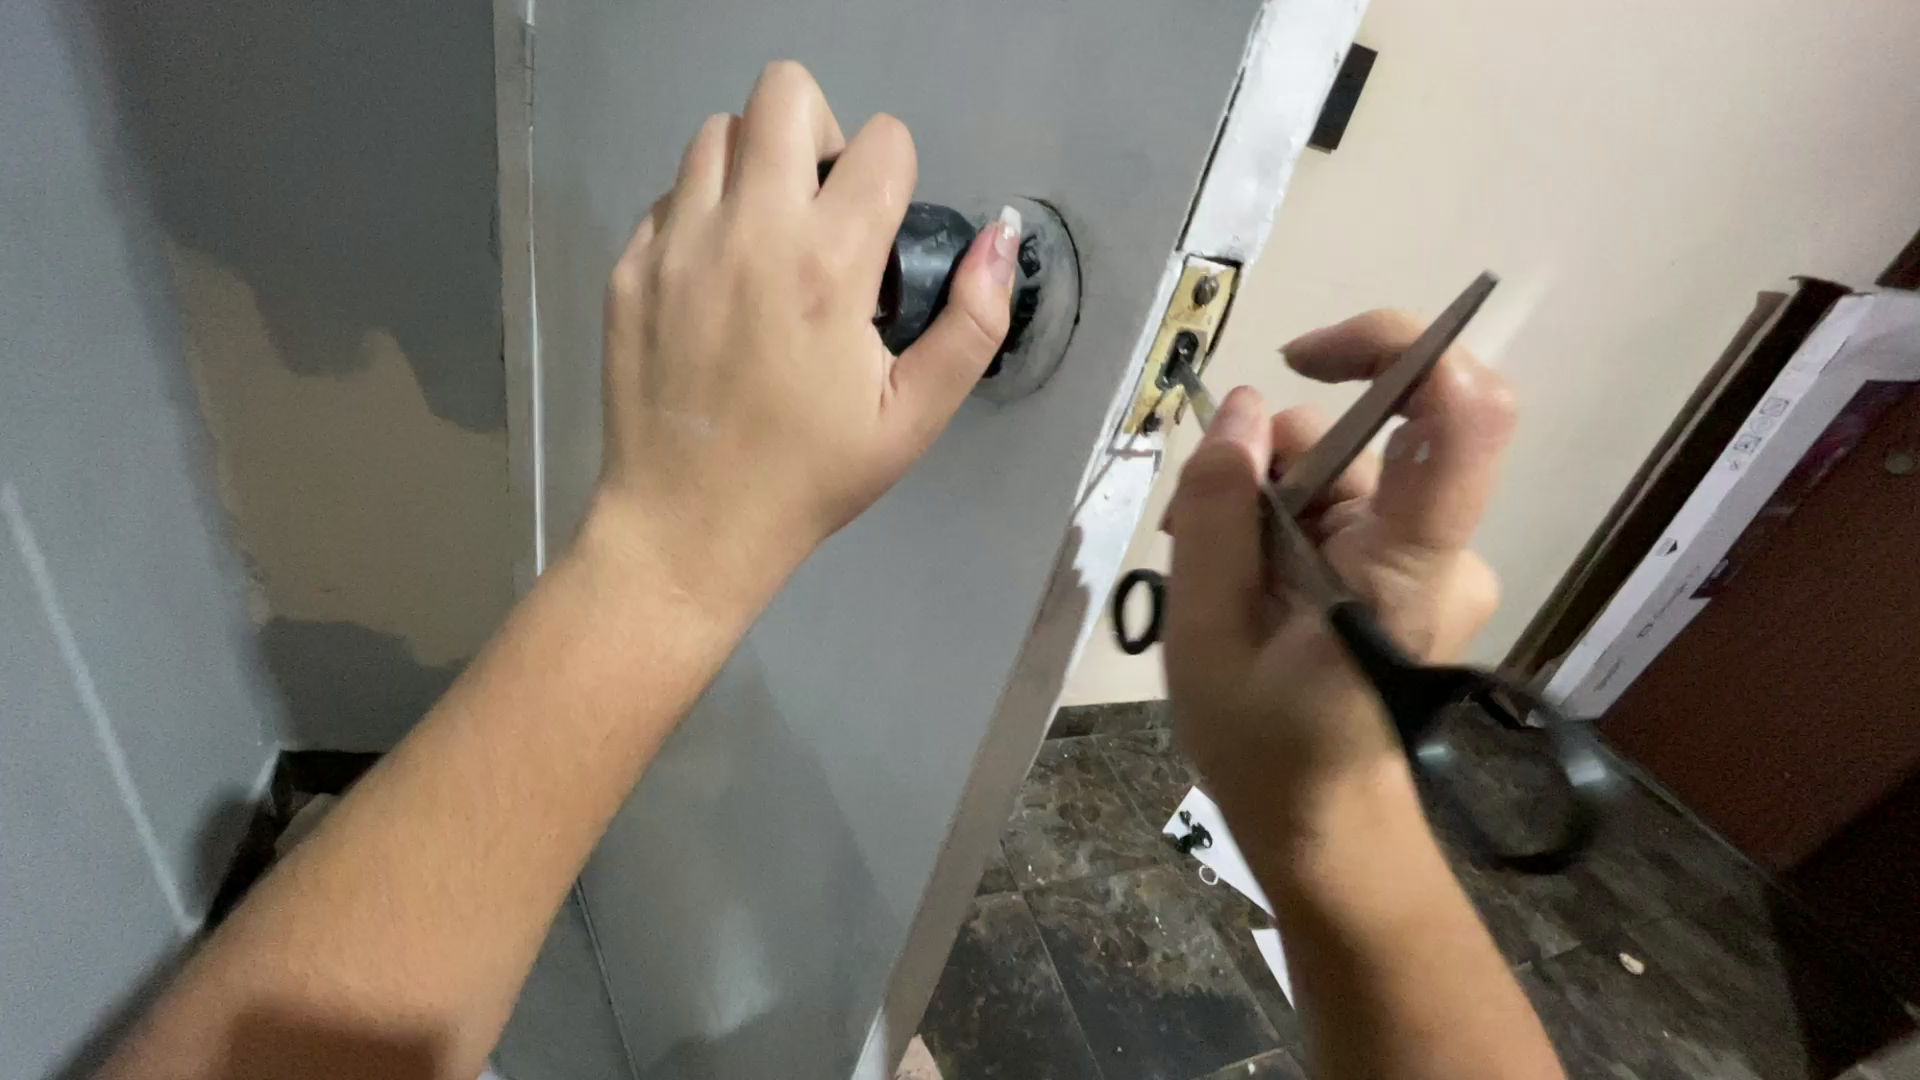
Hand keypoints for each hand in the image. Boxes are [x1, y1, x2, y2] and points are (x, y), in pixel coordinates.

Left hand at [584, 61, 1018, 604]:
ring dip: (758, 169)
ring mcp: (676, 244)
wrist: (691, 524)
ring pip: (718, 133)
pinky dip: (705, 215)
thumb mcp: (914, 417)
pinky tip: (717, 284)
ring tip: (770, 247)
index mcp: (827, 266)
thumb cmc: (813, 477)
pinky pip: (672, 195)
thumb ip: (971, 324)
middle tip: (825, 219)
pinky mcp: (629, 267)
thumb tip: (998, 237)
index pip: (882, 143)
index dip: (897, 180)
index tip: (883, 240)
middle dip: (822, 138)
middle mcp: (747, 230)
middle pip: (785, 92)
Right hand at [1163, 311, 1516, 837]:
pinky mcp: (1406, 571)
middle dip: (1262, 463)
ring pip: (1336, 474)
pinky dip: (1277, 524)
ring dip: (1258, 500)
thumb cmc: (1262, 747)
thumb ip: (1216, 515)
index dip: (1393, 346)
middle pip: (1361, 443)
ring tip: (1206, 570)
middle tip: (1191, 527)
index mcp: (1403, 568)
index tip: (1300, 361)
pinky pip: (1337, 509)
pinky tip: (1238, 580)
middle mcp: (1438, 549)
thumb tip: (1238, 411)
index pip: (1461, 414)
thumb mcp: (1205, 632)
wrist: (1324, 829)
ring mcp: (1427, 561)